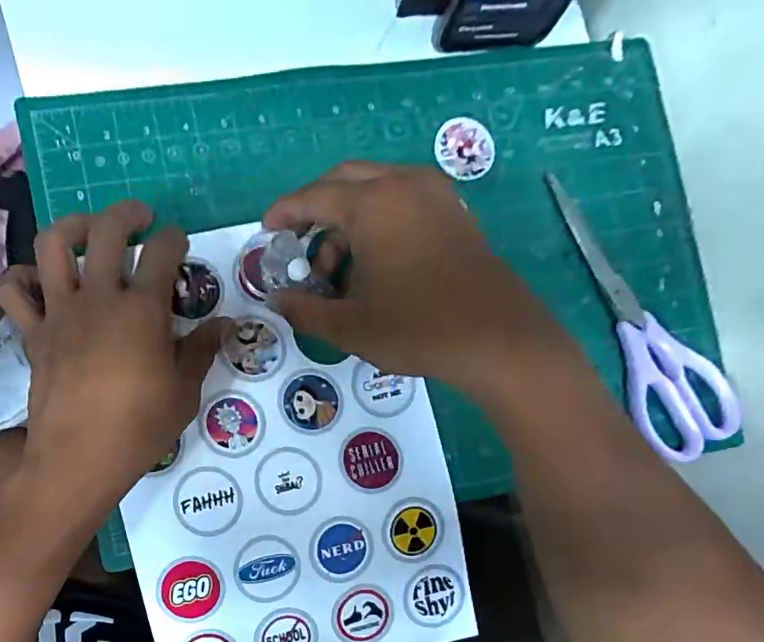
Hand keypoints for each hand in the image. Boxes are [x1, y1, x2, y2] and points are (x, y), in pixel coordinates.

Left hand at [0, 200, 223, 535]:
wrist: (80, 457)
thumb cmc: (141, 427)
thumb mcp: (185, 392)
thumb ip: (202, 350)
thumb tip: (224, 323)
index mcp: (143, 310)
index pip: (163, 253)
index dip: (176, 240)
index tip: (180, 243)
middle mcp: (100, 298)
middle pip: (108, 231)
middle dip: (127, 213)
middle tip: (140, 217)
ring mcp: (60, 312)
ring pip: (54, 244)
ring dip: (72, 227)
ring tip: (88, 233)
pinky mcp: (34, 334)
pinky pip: (15, 292)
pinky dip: (23, 278)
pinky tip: (40, 283)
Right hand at [263, 162, 584, 400]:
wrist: (495, 338)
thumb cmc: (416, 329)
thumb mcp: (350, 327)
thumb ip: (306, 310)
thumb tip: (278, 300)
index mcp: (372, 203)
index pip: (314, 196)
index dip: (286, 213)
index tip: (268, 230)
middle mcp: (403, 185)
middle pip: (346, 181)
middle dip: (318, 210)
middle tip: (301, 246)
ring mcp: (435, 196)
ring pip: (378, 190)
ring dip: (350, 219)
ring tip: (340, 270)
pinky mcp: (456, 214)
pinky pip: (405, 202)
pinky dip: (382, 222)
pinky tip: (378, 263)